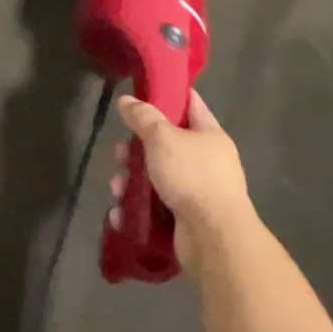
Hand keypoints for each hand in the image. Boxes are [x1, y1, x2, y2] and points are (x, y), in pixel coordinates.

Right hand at [110, 90, 251, 269]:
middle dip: (136, 149)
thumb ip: (142, 116)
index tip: (141, 92)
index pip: (190, 103)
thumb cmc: (192, 176)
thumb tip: (126, 100)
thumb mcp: (162, 137)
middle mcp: (207, 161)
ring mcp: (197, 192)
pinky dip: (137, 208)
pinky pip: (155, 207)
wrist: (215, 239)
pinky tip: (120, 213)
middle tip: (119, 153)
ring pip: (156, 177)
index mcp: (209, 135)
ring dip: (132, 182)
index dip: (167, 93)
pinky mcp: (186, 220)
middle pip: (165, 144)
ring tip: (117, 188)